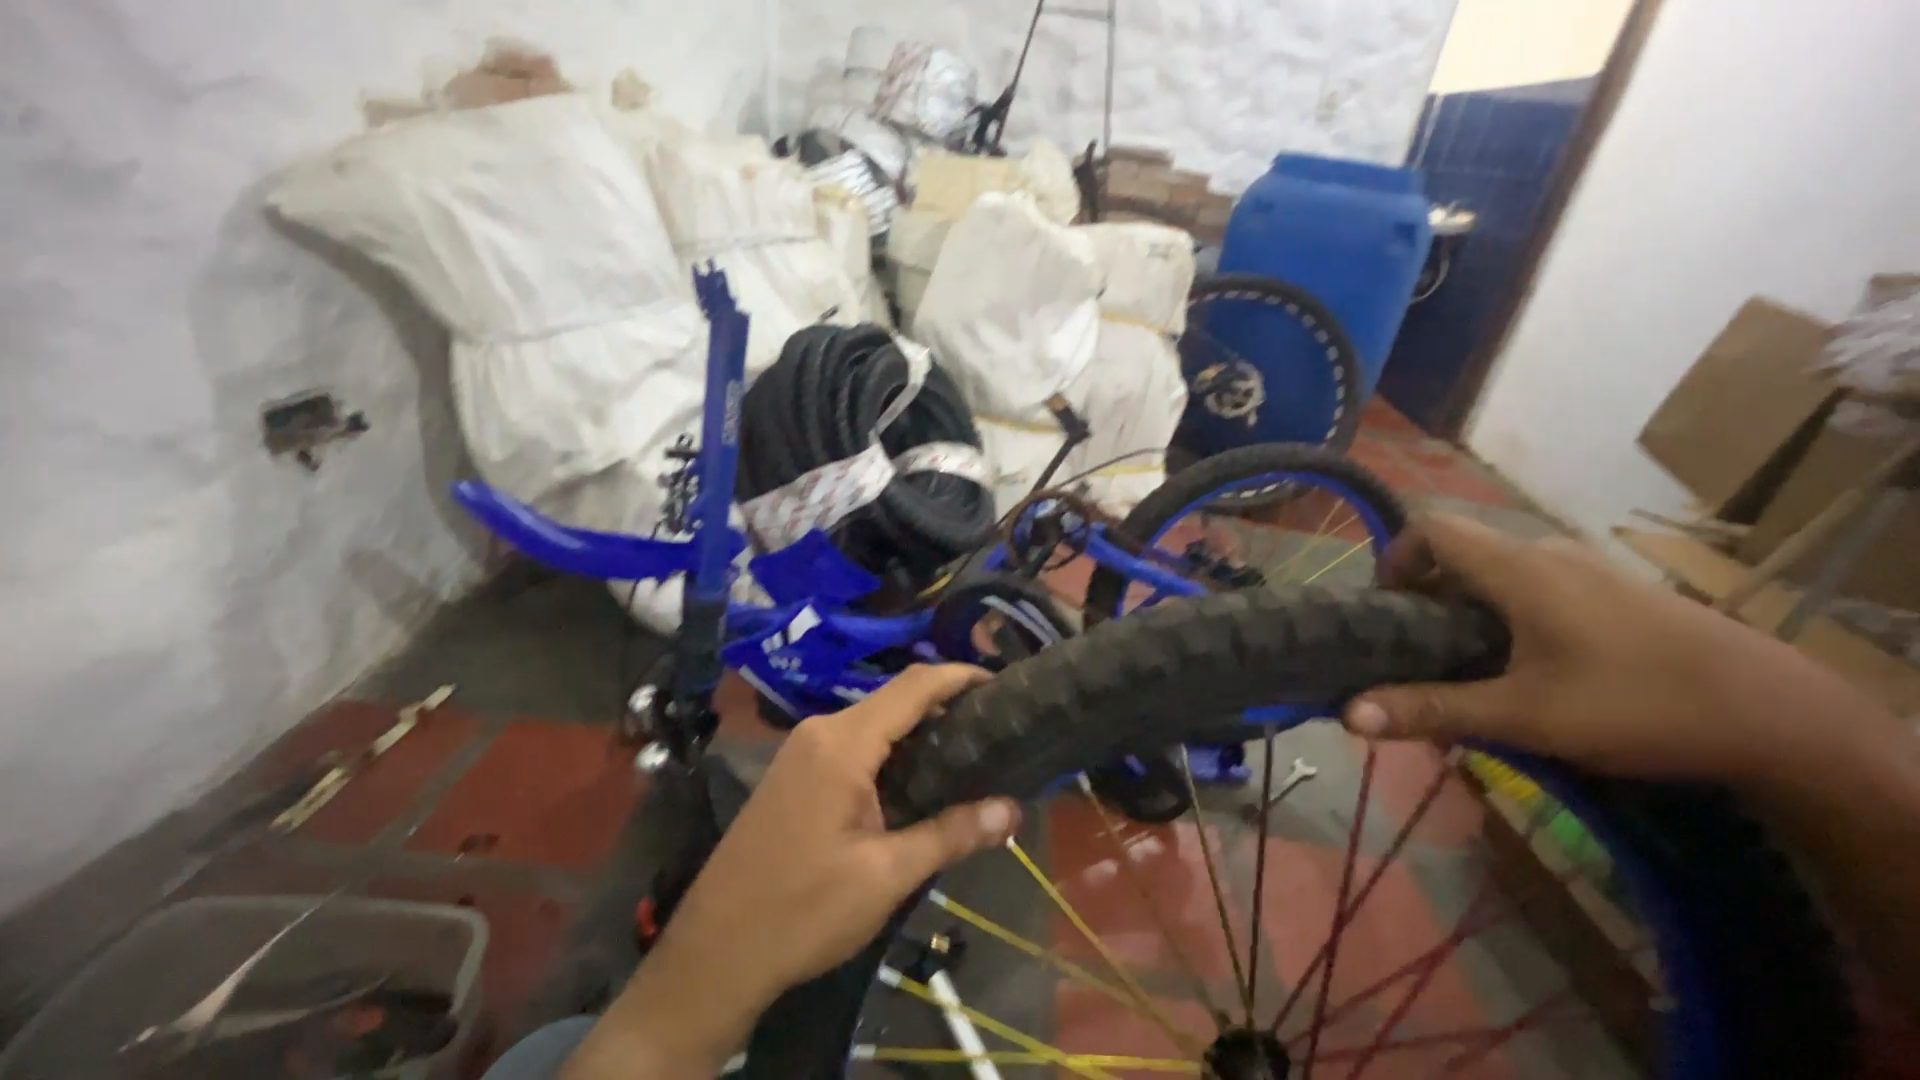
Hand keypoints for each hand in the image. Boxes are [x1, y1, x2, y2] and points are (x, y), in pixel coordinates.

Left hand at [562, 666, 1020, 1079]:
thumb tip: (1012, 809)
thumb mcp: (885, 876)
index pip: (914, 685)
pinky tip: (919, 779)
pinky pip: (852, 744)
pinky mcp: (793, 774)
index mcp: (842, 743)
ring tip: (971, 753)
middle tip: (998, 730)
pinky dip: (892, 750)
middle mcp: (819, 732)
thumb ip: (950, 834)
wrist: (714, 952)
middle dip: (947, 706)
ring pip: (873, 722)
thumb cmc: (802, 912)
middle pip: (895, 699)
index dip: (961, 676)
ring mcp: (800, 751)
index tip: (1005, 685)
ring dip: (919, 730)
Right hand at [1340, 513, 1882, 784]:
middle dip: (1427, 593)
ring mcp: (1588, 570)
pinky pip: (1538, 586)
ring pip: (1502, 571)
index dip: (1395, 557)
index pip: (1432, 528)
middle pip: (1463, 551)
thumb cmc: (1636, 704)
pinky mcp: (1617, 593)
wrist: (1776, 714)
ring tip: (1468, 665)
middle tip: (1418, 650)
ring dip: (1469, 606)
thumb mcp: (1524, 715)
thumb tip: (1348, 714)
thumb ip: (1432, 709)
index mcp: (1518, 569)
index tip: (1386, 610)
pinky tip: (1532, 668)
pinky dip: (1510, 613)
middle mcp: (1548, 554)